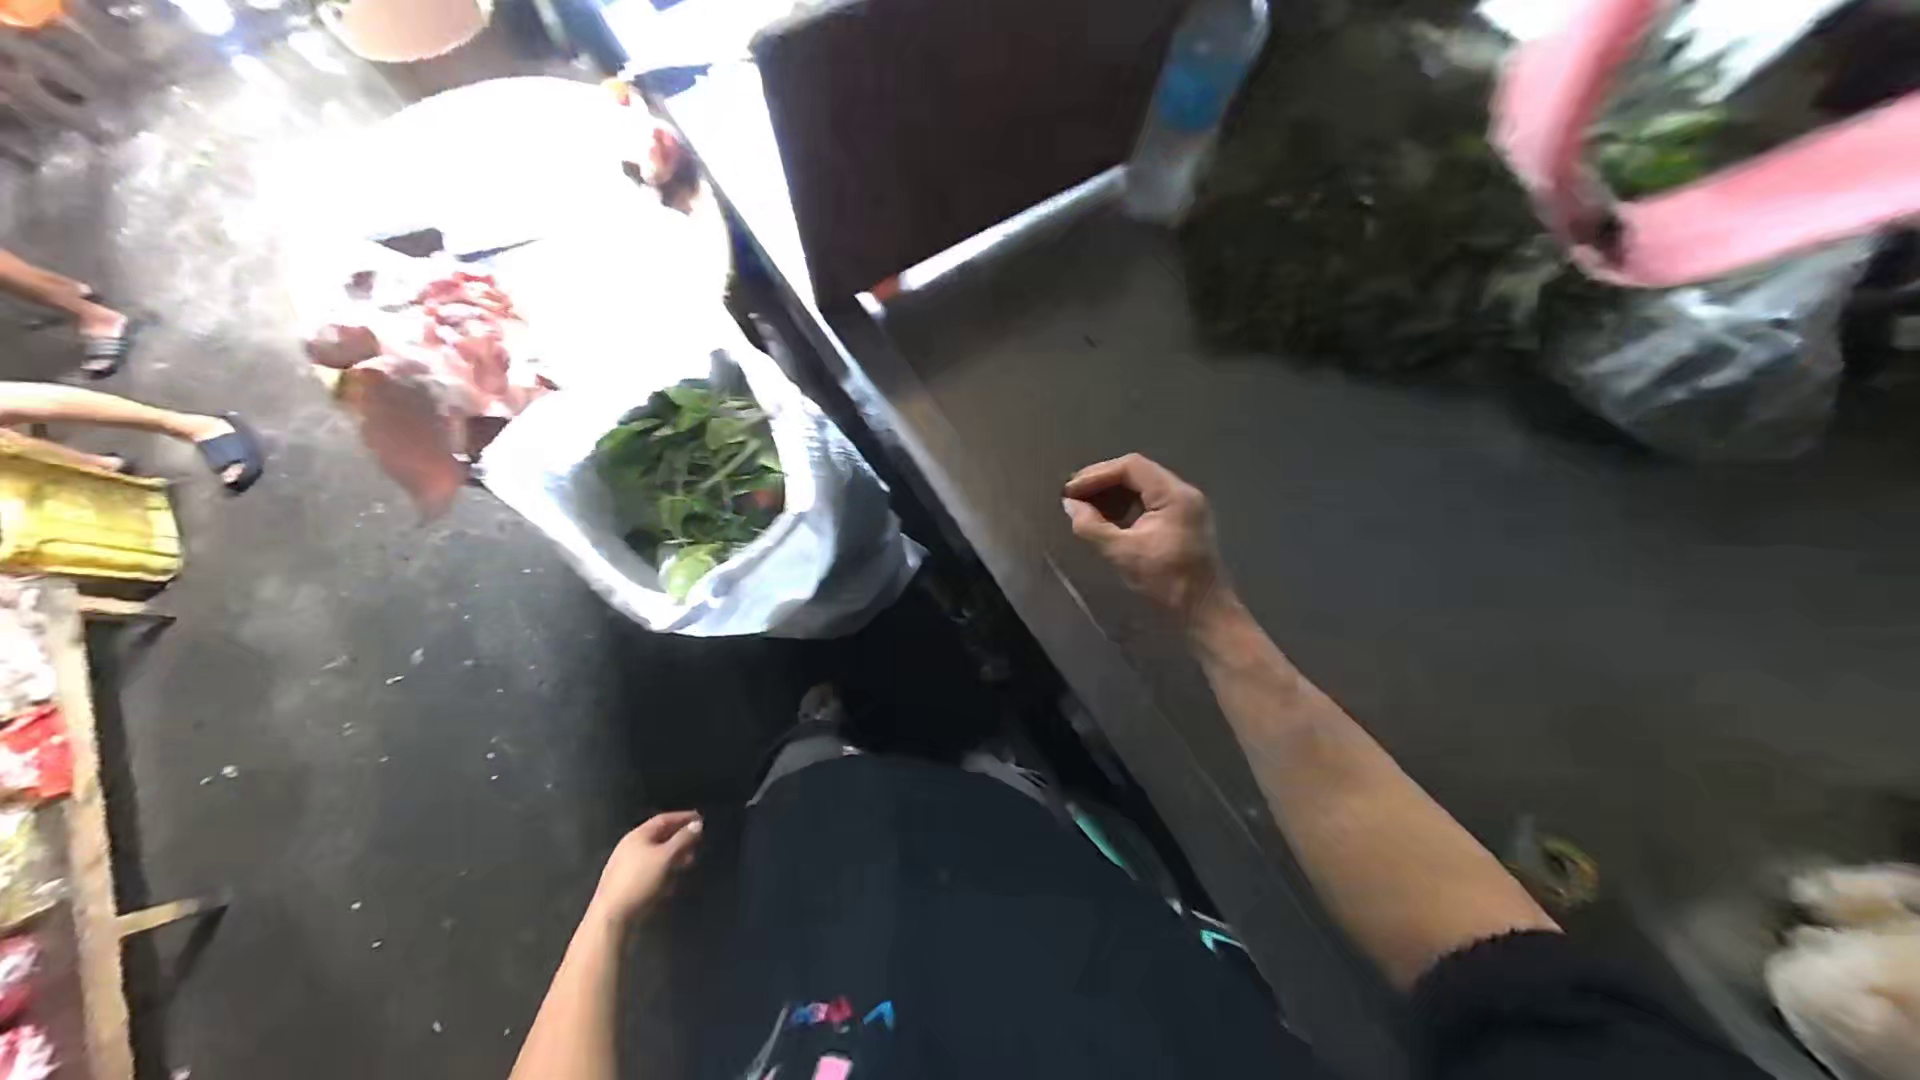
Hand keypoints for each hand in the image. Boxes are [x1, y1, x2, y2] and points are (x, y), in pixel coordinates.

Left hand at [588, 812, 703, 924]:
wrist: (611, 918)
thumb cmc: (641, 881)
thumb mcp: (666, 857)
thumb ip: (683, 839)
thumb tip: (696, 824)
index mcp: (637, 836)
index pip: (664, 819)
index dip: (683, 818)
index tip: (700, 820)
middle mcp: (629, 847)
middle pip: (659, 836)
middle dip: (680, 839)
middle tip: (696, 843)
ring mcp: (625, 866)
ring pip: (655, 854)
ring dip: (673, 856)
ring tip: (687, 862)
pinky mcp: (624, 883)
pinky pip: (649, 869)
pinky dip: (663, 869)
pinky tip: (670, 880)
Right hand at [1063, 454, 1229, 627]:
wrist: (1204, 612)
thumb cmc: (1166, 583)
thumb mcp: (1122, 554)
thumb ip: (1092, 527)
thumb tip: (1070, 506)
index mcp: (1174, 495)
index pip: (1131, 467)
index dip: (1096, 475)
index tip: (1071, 492)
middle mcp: (1183, 492)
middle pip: (1136, 472)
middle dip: (1102, 482)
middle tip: (1074, 497)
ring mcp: (1185, 506)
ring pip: (1142, 485)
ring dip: (1112, 493)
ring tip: (1086, 507)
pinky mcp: (1181, 520)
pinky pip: (1149, 501)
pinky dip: (1125, 504)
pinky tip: (1107, 518)